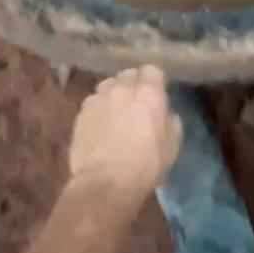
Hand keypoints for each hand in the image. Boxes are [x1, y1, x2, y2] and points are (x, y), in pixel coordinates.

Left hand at [68, 65, 180, 203]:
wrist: (105, 181)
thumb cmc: (145, 165)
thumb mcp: (172, 146)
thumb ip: (171, 123)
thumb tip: (166, 115)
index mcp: (148, 93)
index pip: (152, 70)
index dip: (154, 81)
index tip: (156, 93)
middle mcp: (122, 88)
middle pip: (128, 74)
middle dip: (134, 84)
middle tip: (137, 103)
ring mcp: (99, 97)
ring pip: (108, 85)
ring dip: (114, 93)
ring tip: (116, 112)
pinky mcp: (81, 111)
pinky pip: (93, 101)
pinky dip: (99, 108)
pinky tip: (100, 125)